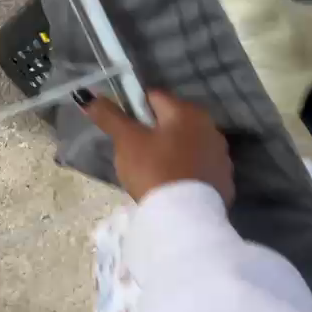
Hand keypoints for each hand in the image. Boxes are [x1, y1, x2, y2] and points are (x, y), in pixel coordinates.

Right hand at [75, 88, 234, 204]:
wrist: (184, 215)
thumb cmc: (153, 168)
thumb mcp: (125, 140)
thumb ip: (108, 115)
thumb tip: (88, 96)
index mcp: (187, 112)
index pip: (153, 97)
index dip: (132, 109)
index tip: (122, 128)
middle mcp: (210, 127)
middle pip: (170, 121)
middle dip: (151, 131)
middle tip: (132, 150)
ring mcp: (220, 155)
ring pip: (185, 143)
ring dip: (169, 149)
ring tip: (150, 169)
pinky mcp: (223, 179)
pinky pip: (196, 166)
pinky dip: (183, 169)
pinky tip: (169, 182)